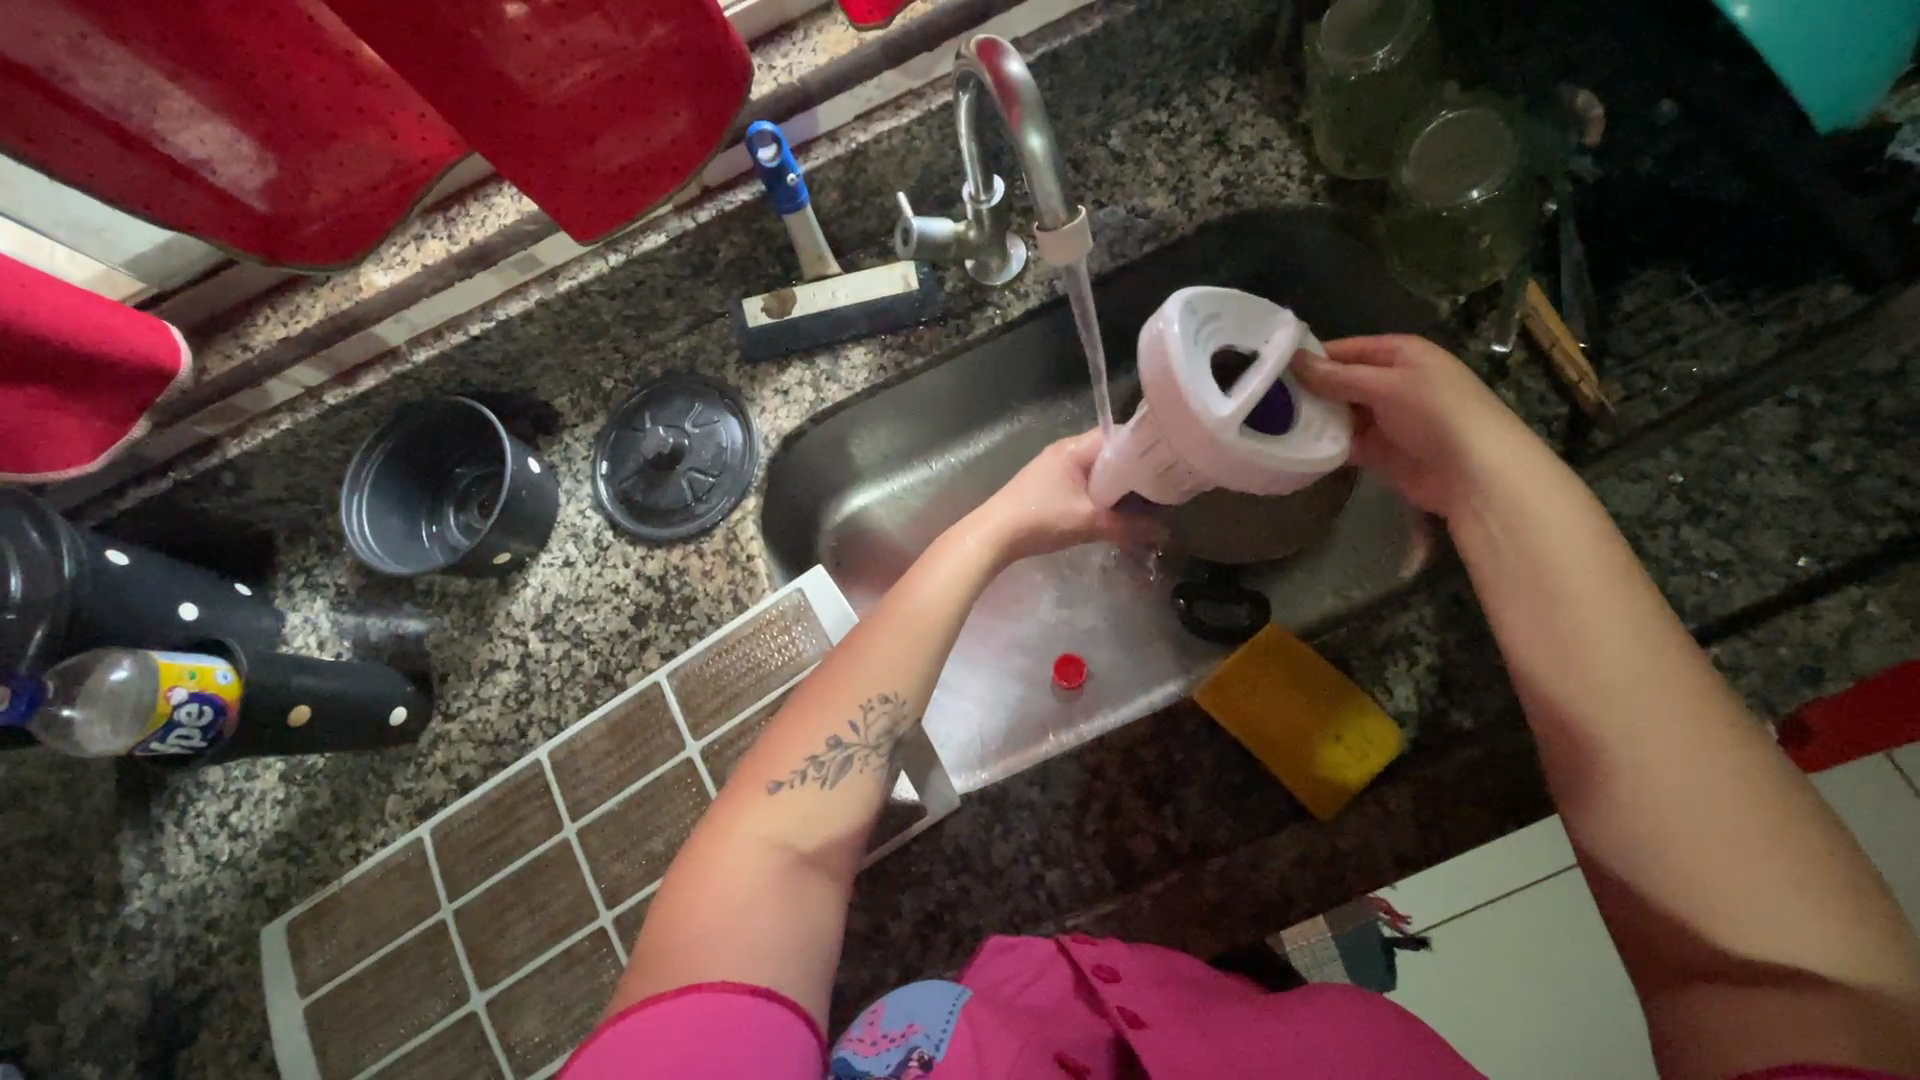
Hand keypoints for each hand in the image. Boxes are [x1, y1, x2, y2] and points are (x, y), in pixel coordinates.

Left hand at [966, 430, 1164, 562]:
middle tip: (1162, 489)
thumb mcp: (1089, 524)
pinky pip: (1084, 484)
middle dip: (1135, 472)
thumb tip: (1164, 533)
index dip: (1145, 448)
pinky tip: (1114, 513)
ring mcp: (1054, 468)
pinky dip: (1101, 495)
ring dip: (1117, 486)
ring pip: (1097, 471)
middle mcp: (1065, 451)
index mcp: (1075, 448)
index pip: (1120, 435)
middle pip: (1110, 454)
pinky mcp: (1048, 487)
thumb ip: (1129, 527)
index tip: (1168, 465)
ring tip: (1144, 503)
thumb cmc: (1040, 520)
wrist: (992, 536)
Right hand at [1293, 335, 1543, 518]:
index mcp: (1401, 355)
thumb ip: (1337, 376)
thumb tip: (1294, 362)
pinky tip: (1297, 447)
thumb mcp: (1385, 386)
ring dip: (1316, 419)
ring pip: (1341, 413)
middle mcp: (1393, 382)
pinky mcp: (1381, 450)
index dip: (1313, 356)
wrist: (1474, 473)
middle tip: (1266, 399)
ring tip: (1273, 423)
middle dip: (1310, 390)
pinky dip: (1327, 445)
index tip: (1273, 367)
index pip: (1348, 349)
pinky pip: (1346, 442)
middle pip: (1341, 381)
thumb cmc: (1435, 413)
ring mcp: (1387, 418)